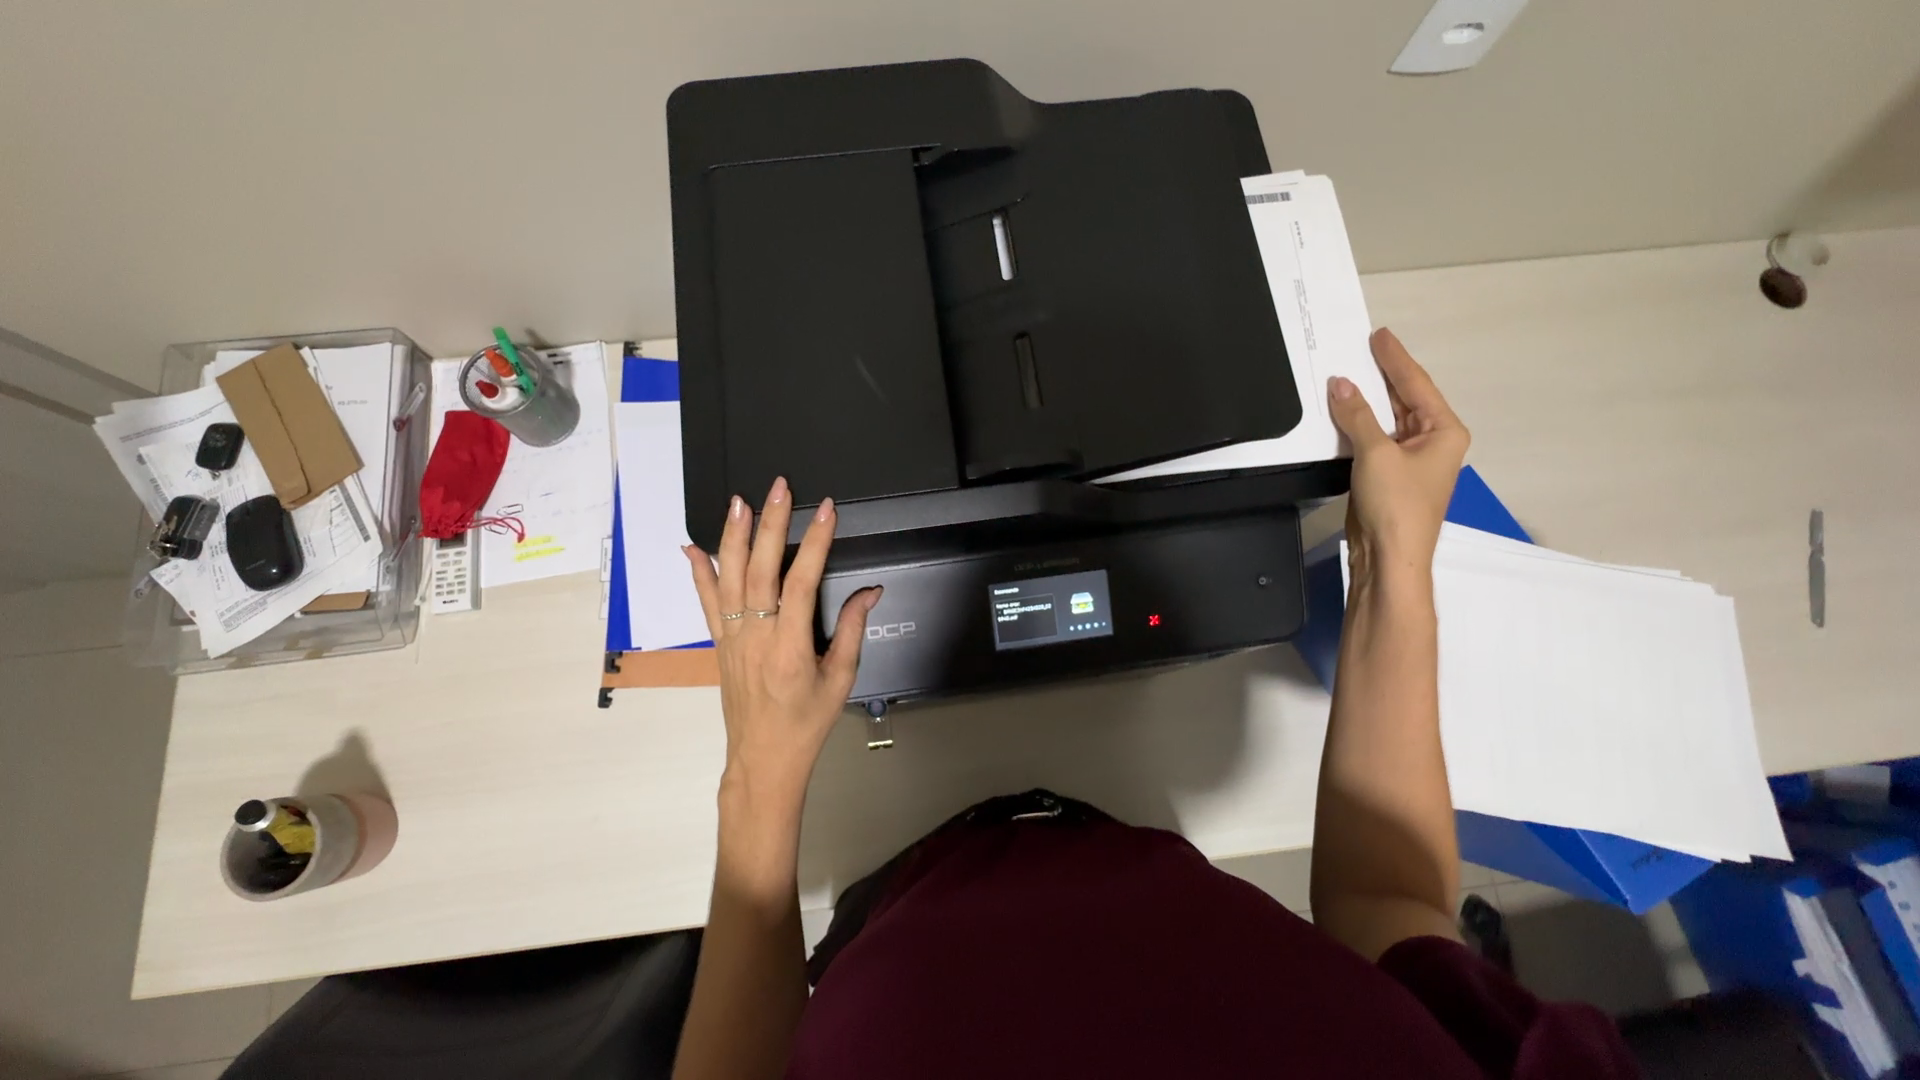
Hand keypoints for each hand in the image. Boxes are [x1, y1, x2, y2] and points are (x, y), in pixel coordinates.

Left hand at [683, 478, 882, 805]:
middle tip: (780, 489)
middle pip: (760, 570)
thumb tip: (869, 592)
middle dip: (771, 524)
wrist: (763, 758)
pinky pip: (707, 602)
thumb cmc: (805, 723)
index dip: (815, 543)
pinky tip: (693, 546)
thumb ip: (850, 630)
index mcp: (789, 647)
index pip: (801, 582)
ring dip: (733, 536)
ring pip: (729, 578)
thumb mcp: (840, 679)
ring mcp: (732, 638)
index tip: (827, 511)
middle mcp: (755, 637)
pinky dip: (699, 572)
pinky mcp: (720, 643)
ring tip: (740, 501)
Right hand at [1327, 328, 1469, 582]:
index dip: (1395, 359)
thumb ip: (1357, 416)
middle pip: (1405, 399)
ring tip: (1348, 373)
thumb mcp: (1376, 453)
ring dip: (1366, 400)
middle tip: (1362, 347)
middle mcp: (1432, 442)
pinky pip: (1372, 439)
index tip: (1379, 335)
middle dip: (1383, 375)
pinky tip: (1341, 411)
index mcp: (1444, 431)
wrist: (1389, 556)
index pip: (1416, 385)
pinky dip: (1357, 424)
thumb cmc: (1395, 504)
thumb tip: (1340, 384)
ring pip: (1386, 419)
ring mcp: (1409, 460)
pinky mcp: (1387, 476)